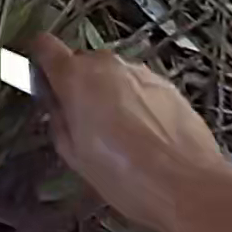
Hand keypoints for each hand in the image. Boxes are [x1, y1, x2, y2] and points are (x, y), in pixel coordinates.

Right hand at [28, 32, 231, 231]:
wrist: (191, 186)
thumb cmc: (123, 175)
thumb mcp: (75, 157)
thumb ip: (58, 122)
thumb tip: (58, 109)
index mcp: (74, 76)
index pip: (45, 45)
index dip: (40, 58)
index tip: (44, 78)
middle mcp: (104, 63)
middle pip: (82, 64)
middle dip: (81, 86)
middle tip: (89, 124)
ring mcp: (137, 70)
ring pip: (113, 76)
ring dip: (112, 94)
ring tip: (126, 137)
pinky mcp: (166, 83)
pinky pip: (140, 87)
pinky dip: (139, 103)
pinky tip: (150, 136)